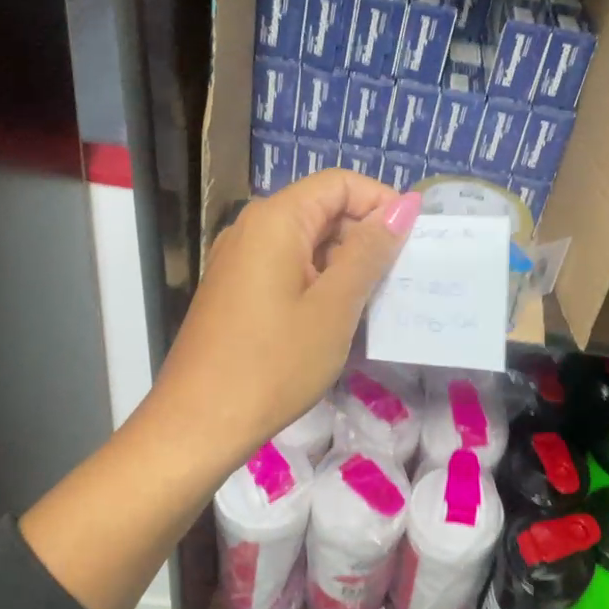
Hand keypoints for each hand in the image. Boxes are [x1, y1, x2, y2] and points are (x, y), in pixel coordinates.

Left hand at [154, 170, 420, 458]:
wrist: (197, 425)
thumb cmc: (273, 364)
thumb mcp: (334, 307)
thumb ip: (370, 251)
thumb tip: (405, 206)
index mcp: (275, 220)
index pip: (339, 183)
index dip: (381, 203)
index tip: (411, 244)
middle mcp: (253, 228)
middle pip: (323, 209)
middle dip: (366, 236)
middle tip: (399, 280)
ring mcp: (241, 260)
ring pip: (309, 242)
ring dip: (346, 264)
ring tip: (374, 304)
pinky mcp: (238, 290)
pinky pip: (289, 268)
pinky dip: (321, 283)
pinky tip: (339, 320)